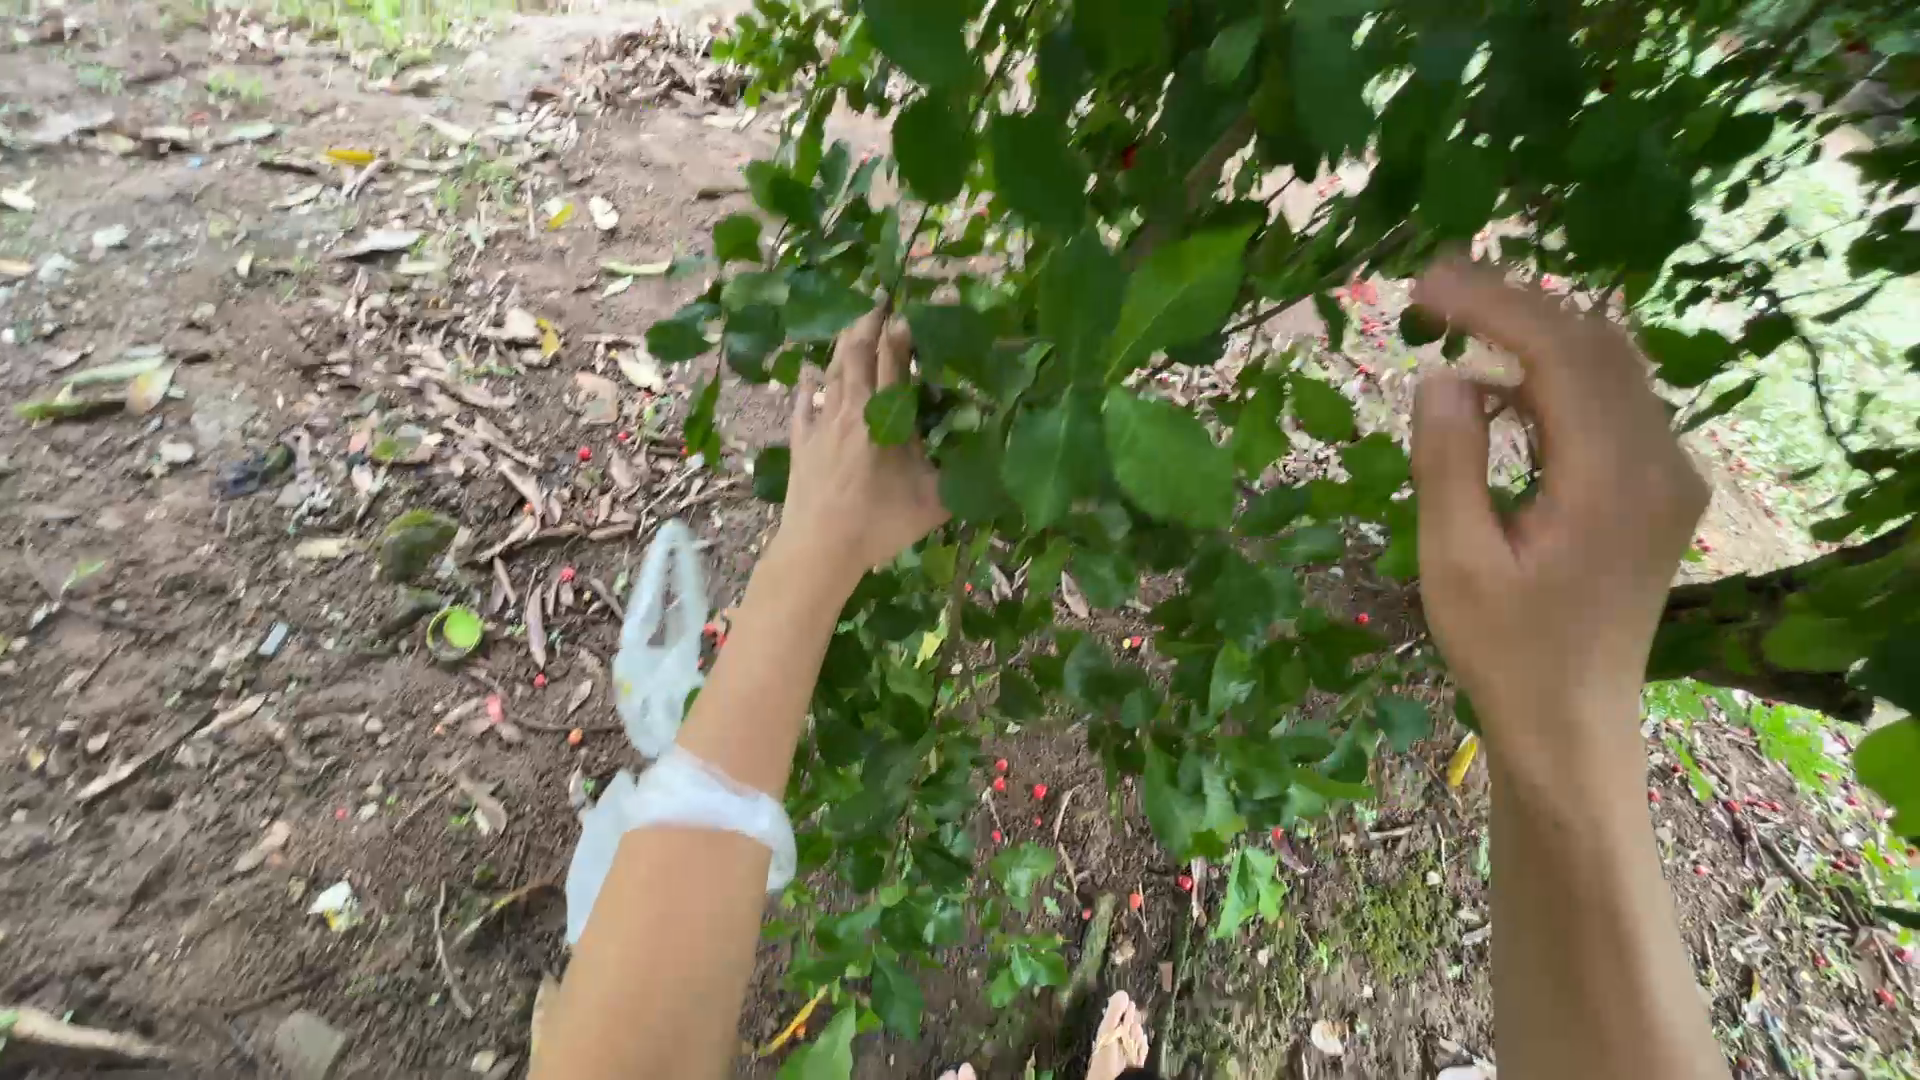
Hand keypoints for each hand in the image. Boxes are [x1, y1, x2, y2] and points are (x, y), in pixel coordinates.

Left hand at [777, 306, 947, 590]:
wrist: (820, 548)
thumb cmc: (879, 524)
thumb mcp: (933, 502)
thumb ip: (960, 476)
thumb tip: (992, 463)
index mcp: (883, 417)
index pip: (891, 360)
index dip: (900, 331)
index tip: (908, 309)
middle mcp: (850, 410)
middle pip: (855, 352)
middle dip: (867, 323)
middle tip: (879, 302)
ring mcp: (820, 424)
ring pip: (830, 371)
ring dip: (842, 344)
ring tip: (853, 326)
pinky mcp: (801, 442)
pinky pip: (802, 402)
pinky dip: (808, 383)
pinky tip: (808, 372)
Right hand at [1410, 259, 1708, 792]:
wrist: (1569, 719)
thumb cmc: (1500, 648)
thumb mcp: (1453, 561)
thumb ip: (1447, 464)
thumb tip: (1442, 376)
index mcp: (1612, 480)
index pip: (1562, 355)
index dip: (1492, 306)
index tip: (1421, 285)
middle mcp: (1660, 463)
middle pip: (1596, 345)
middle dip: (1512, 303)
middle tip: (1429, 286)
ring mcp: (1664, 475)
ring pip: (1608, 369)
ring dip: (1533, 332)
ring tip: (1456, 316)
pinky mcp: (1651, 490)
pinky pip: (1606, 406)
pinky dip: (1550, 376)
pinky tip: (1498, 388)